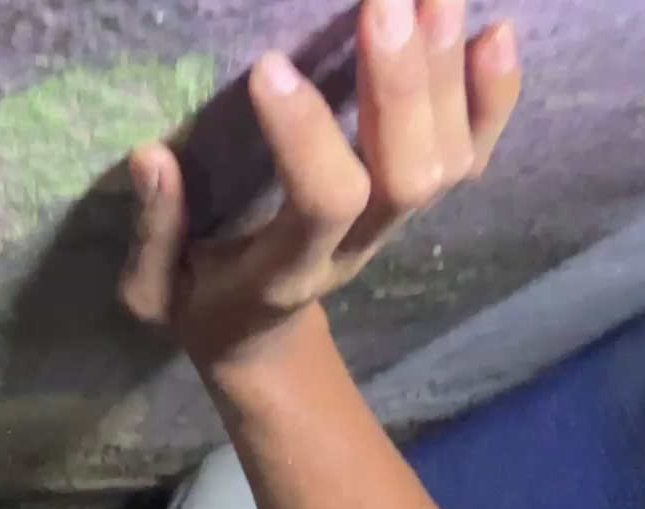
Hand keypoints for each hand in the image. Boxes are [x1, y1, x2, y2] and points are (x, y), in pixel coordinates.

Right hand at [120, 0, 521, 364]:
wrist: (258, 341)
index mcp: (285, 273)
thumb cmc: (197, 310)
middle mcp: (352, 252)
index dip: (305, 134)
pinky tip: (495, 33)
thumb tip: (149, 156)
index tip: (267, 67)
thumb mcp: (153, 292)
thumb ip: (153, 234)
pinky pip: (473, 157)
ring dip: (445, 72)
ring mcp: (388, 232)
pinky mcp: (406, 212)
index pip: (323, 200)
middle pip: (409, 173)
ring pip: (449, 158)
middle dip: (401, 85)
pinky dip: (494, 97)